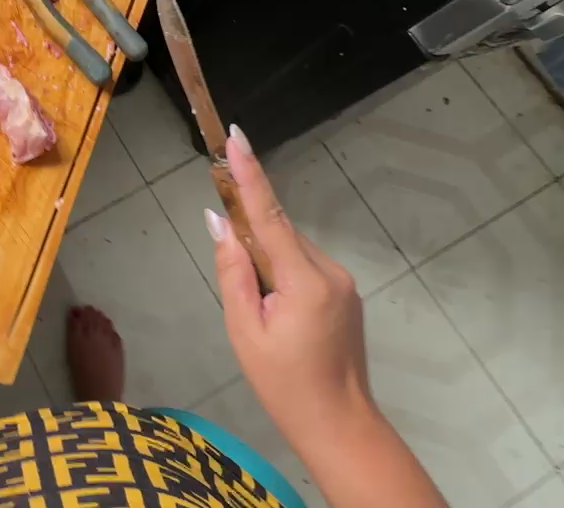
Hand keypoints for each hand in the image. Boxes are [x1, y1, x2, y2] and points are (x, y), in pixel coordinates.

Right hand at [208, 125, 369, 441]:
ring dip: (266, 260)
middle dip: (249, 238)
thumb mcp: (244, 329)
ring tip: (260, 312)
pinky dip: (281, 271)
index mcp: (304, 279)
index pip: (269, 212)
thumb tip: (218, 221)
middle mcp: (329, 270)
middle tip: (241, 286)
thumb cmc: (284, 384)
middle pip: (278, 231)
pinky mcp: (344, 292)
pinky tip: (277, 310)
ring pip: (289, 248)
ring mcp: (342, 281)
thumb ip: (231, 269)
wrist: (342, 427)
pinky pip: (302, 264)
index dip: (249, 172)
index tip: (235, 136)